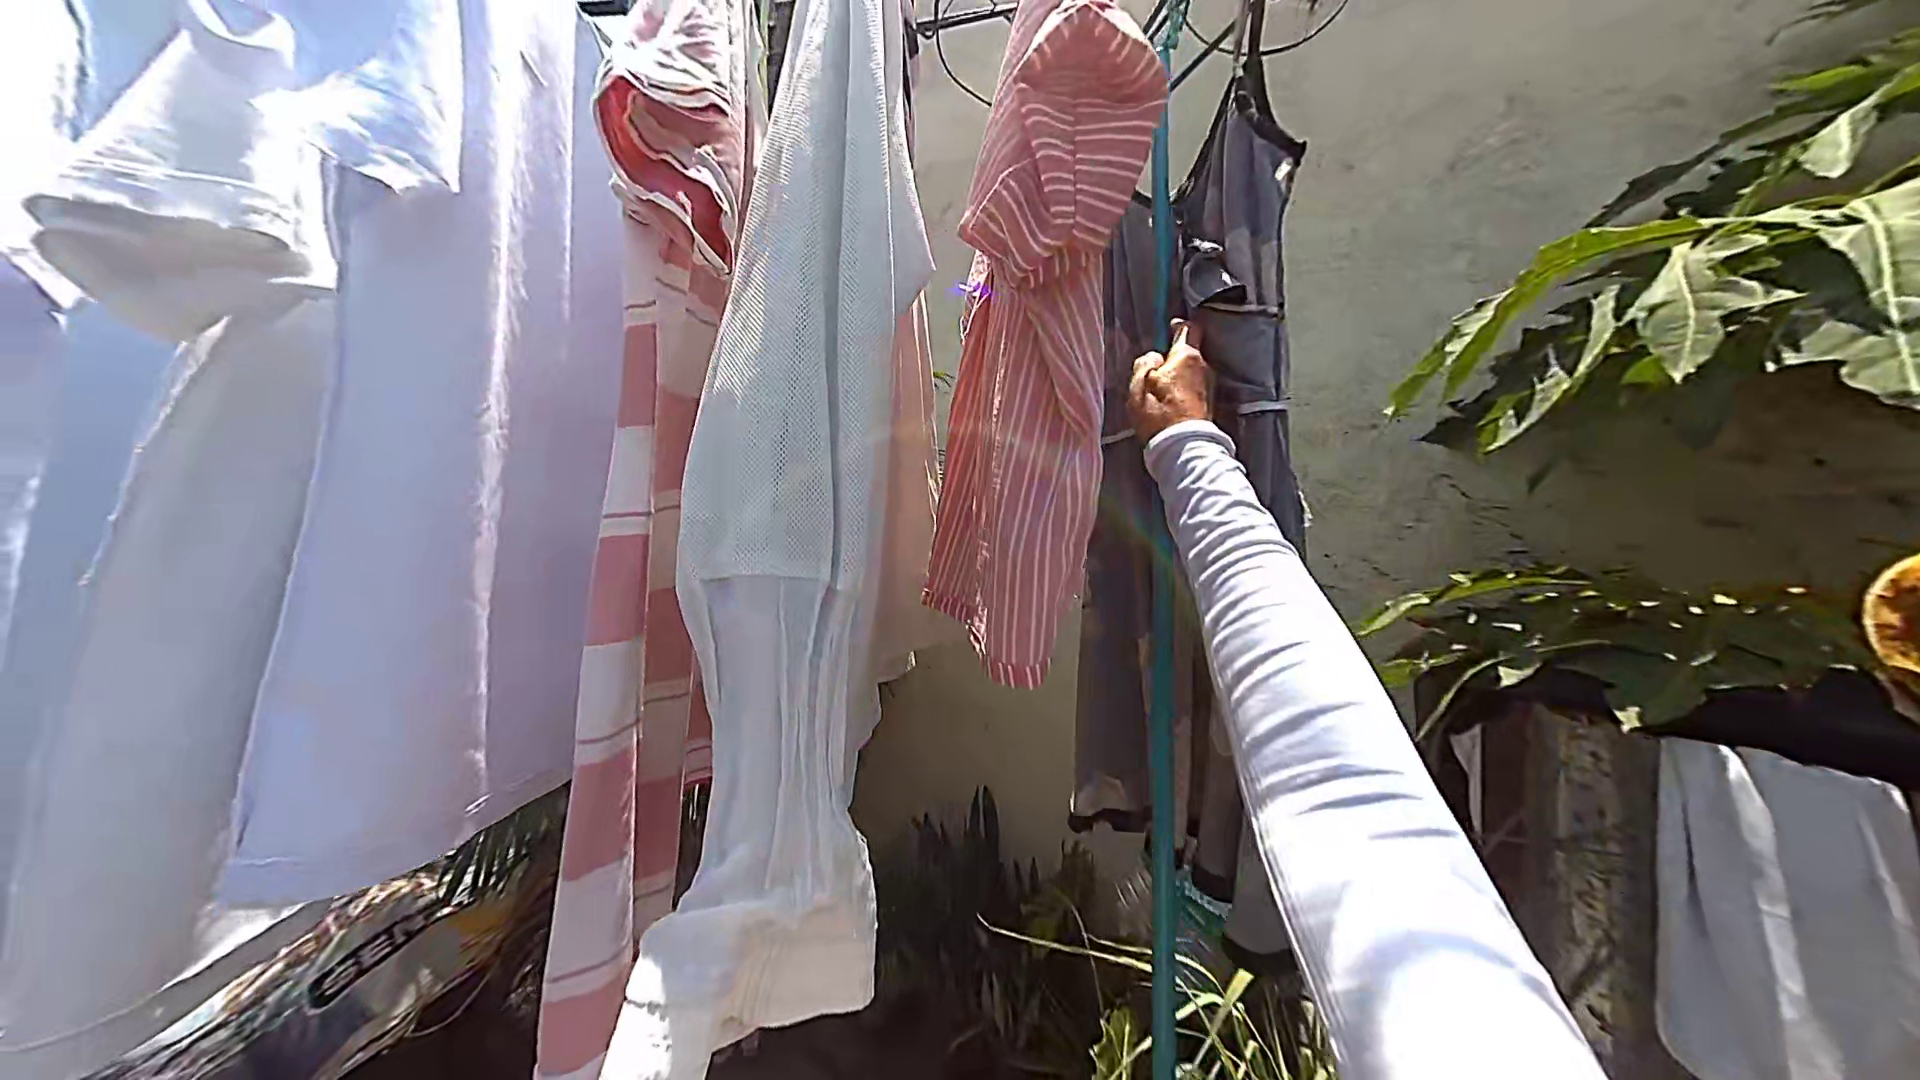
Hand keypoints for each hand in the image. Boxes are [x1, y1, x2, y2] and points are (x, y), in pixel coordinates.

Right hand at [1128, 320, 1209, 442]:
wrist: (1182, 447)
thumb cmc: (1158, 414)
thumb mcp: (1138, 386)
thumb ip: (1144, 364)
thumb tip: (1154, 358)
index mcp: (1186, 356)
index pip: (1188, 328)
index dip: (1177, 326)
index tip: (1168, 329)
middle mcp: (1204, 366)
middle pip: (1189, 353)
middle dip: (1174, 358)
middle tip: (1156, 370)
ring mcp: (1210, 386)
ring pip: (1191, 372)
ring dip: (1178, 377)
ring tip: (1161, 392)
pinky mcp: (1209, 404)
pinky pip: (1193, 389)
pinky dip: (1183, 391)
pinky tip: (1170, 404)